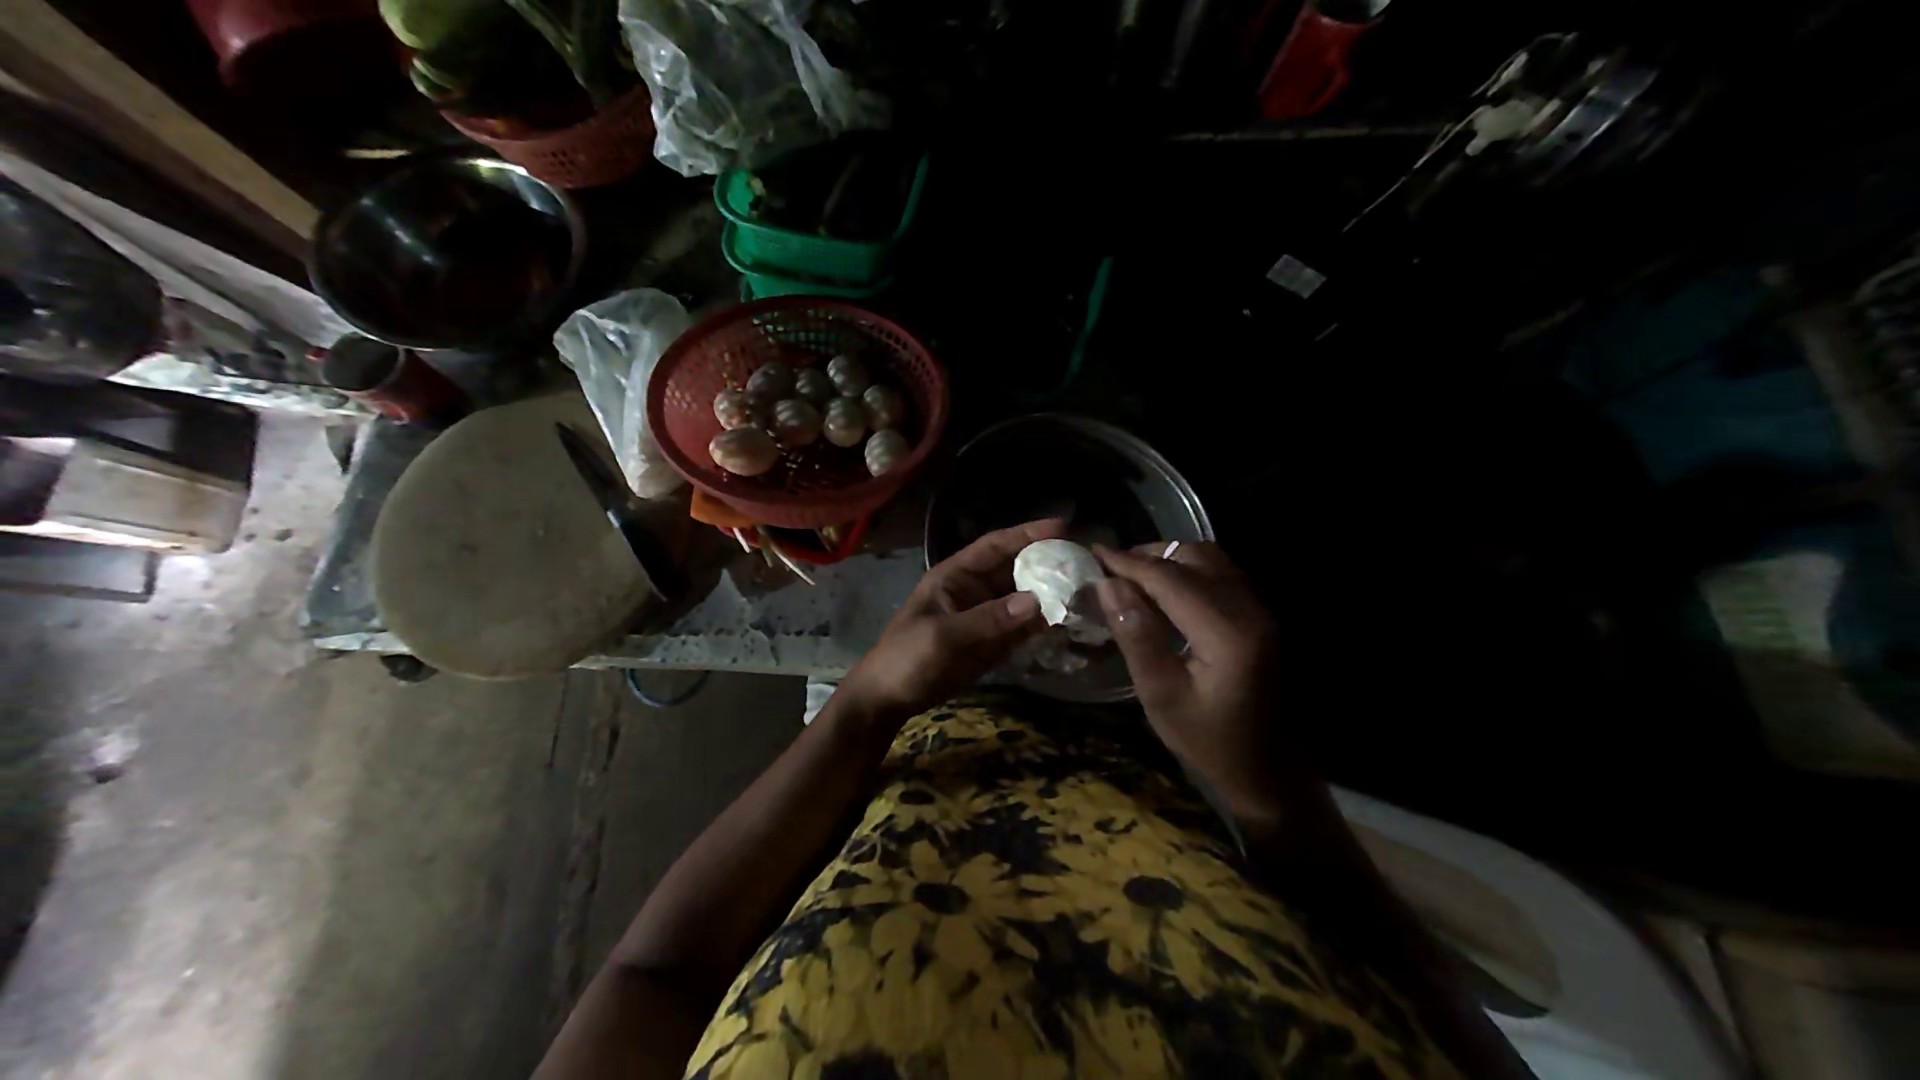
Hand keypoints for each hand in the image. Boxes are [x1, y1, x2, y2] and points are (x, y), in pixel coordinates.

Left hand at [832, 519, 1066, 724]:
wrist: (889, 698)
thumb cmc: (907, 657)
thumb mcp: (943, 636)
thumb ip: (988, 619)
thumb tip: (1037, 601)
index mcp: (956, 576)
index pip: (995, 546)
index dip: (1027, 534)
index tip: (1062, 527)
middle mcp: (975, 590)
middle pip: (1017, 569)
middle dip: (1048, 563)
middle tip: (1086, 561)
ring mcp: (986, 616)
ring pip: (1025, 598)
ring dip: (1052, 593)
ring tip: (1088, 588)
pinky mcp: (993, 642)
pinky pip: (1023, 627)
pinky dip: (1045, 623)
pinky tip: (1070, 619)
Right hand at [1094, 542, 1284, 817]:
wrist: (1266, 766)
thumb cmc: (1208, 739)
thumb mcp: (1160, 695)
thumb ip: (1135, 636)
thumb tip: (1107, 585)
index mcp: (1226, 633)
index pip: (1170, 579)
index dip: (1128, 563)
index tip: (1093, 553)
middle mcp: (1249, 609)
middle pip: (1193, 558)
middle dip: (1147, 556)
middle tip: (1109, 567)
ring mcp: (1259, 609)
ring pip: (1210, 559)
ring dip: (1169, 559)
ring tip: (1132, 573)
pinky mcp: (1258, 615)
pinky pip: (1220, 574)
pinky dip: (1187, 570)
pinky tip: (1163, 588)